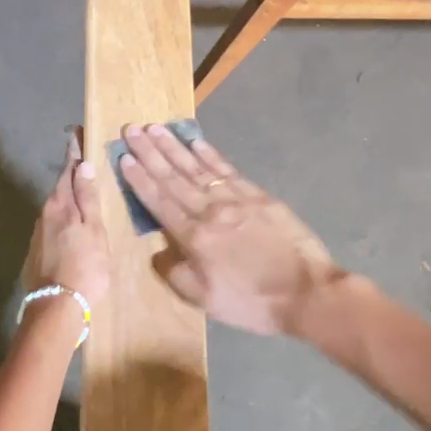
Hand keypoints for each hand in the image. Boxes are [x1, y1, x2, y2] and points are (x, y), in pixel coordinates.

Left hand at [26, 132, 109, 307]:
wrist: (56, 307)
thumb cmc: (85, 267)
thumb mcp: (94, 231)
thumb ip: (88, 199)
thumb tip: (84, 165)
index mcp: (61, 204)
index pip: (68, 170)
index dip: (74, 152)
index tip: (75, 133)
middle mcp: (45, 213)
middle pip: (60, 187)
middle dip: (70, 172)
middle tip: (81, 157)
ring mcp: (38, 233)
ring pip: (55, 206)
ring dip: (67, 195)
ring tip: (80, 187)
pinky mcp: (36, 251)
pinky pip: (52, 224)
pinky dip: (62, 216)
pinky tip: (71, 223)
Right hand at [118, 124, 343, 335]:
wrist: (307, 292)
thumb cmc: (252, 302)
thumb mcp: (204, 300)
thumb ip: (176, 274)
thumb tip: (160, 252)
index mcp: (194, 237)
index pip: (159, 201)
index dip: (139, 179)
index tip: (123, 157)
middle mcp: (210, 210)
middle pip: (173, 177)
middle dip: (150, 152)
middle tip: (131, 129)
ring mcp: (236, 199)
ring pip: (197, 168)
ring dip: (174, 146)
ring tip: (155, 128)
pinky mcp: (259, 196)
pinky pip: (227, 170)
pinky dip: (209, 154)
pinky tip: (196, 142)